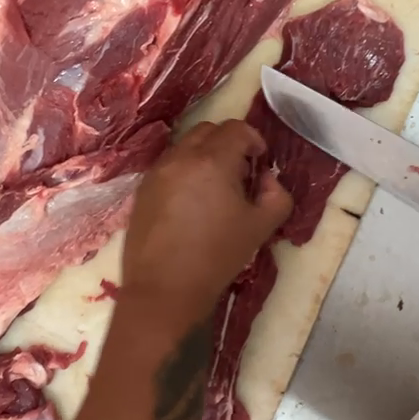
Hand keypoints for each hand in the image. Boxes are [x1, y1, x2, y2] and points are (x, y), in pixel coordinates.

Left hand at [122, 120, 293, 318]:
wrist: (162, 291)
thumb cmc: (216, 258)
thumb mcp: (261, 228)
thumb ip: (276, 196)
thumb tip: (267, 180)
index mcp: (212, 161)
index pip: (236, 129)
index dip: (254, 140)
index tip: (260, 162)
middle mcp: (181, 157)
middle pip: (209, 130)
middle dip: (228, 143)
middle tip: (240, 173)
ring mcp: (157, 172)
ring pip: (186, 146)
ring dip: (205, 156)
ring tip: (215, 189)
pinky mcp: (142, 190)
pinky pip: (169, 166)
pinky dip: (185, 171)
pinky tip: (192, 204)